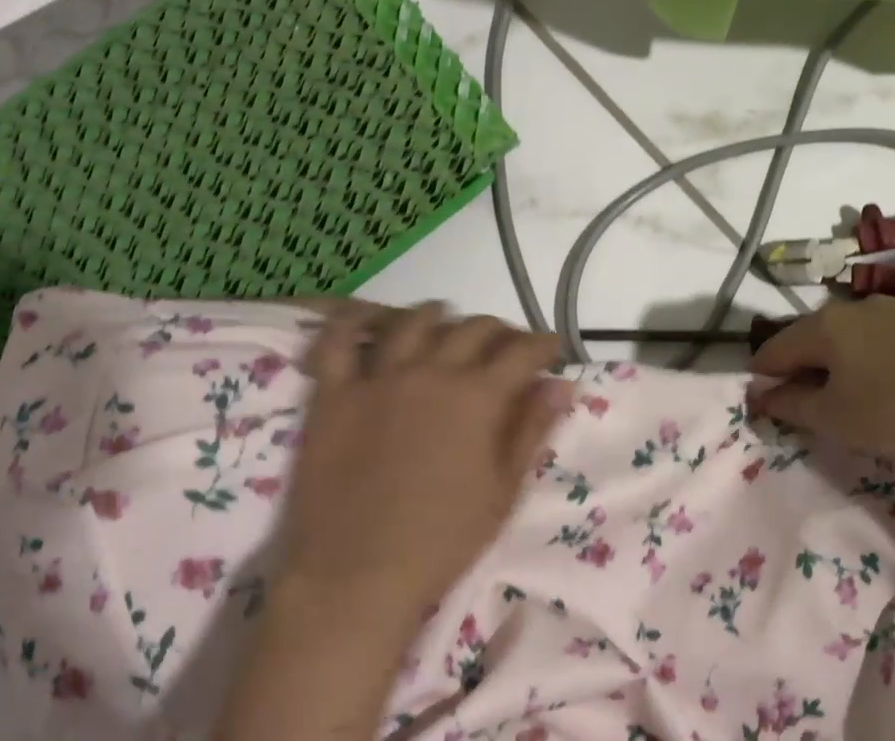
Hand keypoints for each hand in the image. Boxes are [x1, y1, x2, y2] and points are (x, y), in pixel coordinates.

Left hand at [284, 302, 565, 608]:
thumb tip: (562, 384)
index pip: (522, 351)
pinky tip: (369, 318)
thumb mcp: (503, 490)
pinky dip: (354, 321)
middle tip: (506, 345)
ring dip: (437, 315)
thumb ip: (532, 429)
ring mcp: (377, 379)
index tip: (551, 350)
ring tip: (445, 319)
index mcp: (478, 397)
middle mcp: (431, 372)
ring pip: (412, 323)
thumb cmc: (441, 541)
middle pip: (473, 329)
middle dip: (499, 331)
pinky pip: (338, 342)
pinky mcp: (332, 394)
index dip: (543, 345)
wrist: (355, 578)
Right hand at [749, 296, 894, 455]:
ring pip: (853, 333)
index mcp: (825, 326)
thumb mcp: (835, 417)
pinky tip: (886, 378)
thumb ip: (793, 404)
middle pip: (815, 334)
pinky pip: (887, 338)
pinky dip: (874, 356)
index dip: (762, 371)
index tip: (755, 391)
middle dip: (801, 360)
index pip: (778, 347)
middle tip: (797, 391)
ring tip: (842, 385)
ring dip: (840, 357)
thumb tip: (762, 395)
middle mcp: (858, 308)